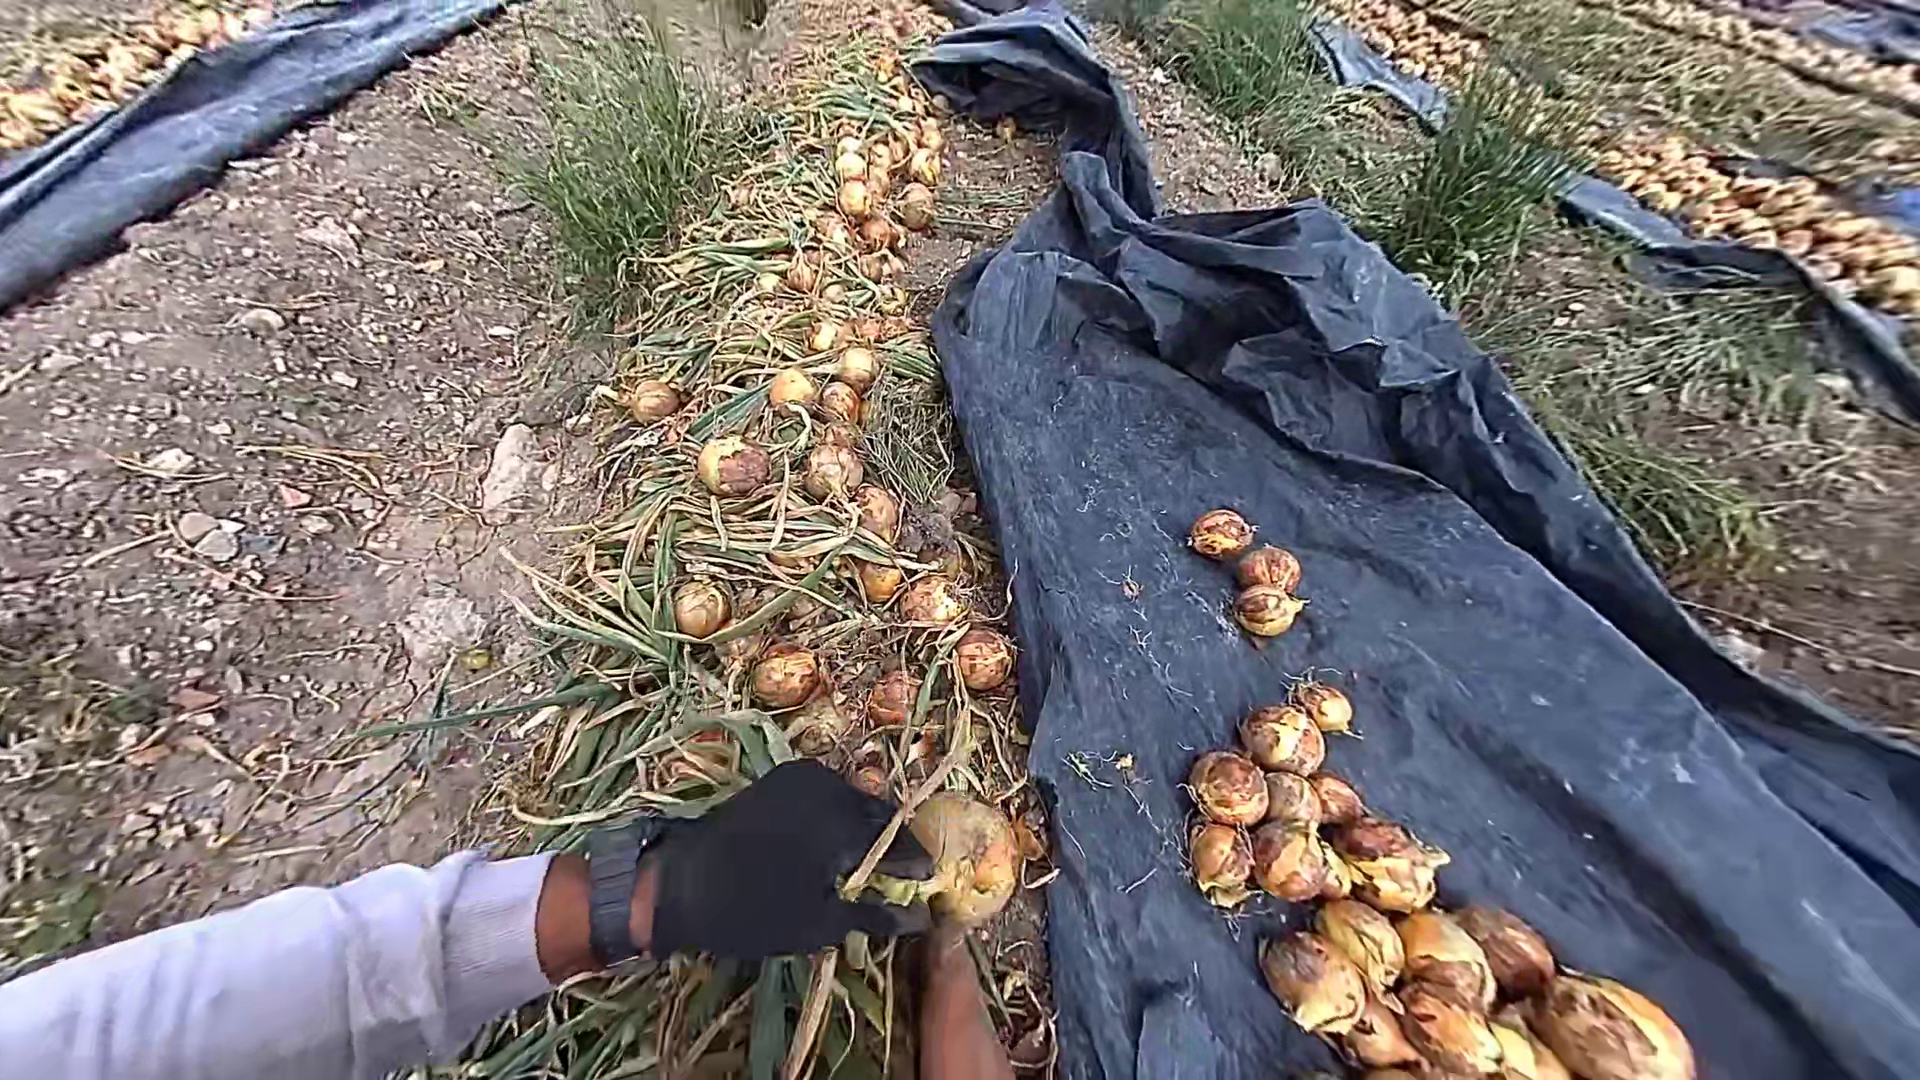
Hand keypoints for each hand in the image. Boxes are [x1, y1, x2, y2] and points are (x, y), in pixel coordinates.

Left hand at [647, 760, 933, 959]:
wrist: (685, 881)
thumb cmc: (754, 911)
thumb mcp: (818, 923)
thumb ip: (874, 915)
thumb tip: (920, 919)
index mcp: (844, 824)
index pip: (897, 841)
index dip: (914, 861)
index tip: (926, 878)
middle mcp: (833, 788)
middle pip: (879, 812)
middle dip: (892, 839)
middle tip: (898, 868)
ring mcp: (808, 775)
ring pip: (855, 797)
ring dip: (866, 822)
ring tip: (866, 853)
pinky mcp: (788, 773)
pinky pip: (829, 788)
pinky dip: (840, 809)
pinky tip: (833, 834)